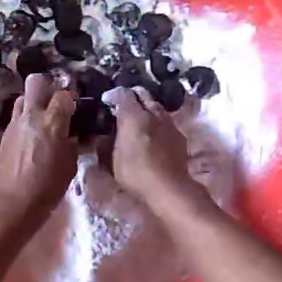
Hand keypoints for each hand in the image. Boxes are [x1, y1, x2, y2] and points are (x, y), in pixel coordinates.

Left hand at [0, 74, 76, 219]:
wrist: (15, 202)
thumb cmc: (49, 186)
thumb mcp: (70, 165)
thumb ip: (72, 144)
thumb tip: (74, 136)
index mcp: (53, 122)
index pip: (64, 94)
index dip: (71, 97)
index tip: (75, 106)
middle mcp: (32, 116)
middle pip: (36, 82)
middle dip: (47, 86)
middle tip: (55, 101)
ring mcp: (15, 124)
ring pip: (23, 97)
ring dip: (33, 102)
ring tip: (41, 117)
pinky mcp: (5, 134)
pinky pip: (16, 116)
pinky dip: (25, 119)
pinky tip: (31, 135)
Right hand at [104, 86, 207, 219]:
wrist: (168, 187)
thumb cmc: (135, 172)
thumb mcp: (111, 161)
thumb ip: (104, 145)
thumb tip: (101, 138)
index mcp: (133, 116)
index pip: (123, 94)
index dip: (113, 95)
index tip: (107, 102)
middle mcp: (153, 113)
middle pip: (144, 95)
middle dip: (133, 97)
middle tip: (124, 107)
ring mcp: (170, 123)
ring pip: (158, 108)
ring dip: (148, 110)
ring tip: (141, 120)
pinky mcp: (180, 136)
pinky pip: (167, 123)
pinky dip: (159, 124)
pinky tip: (155, 136)